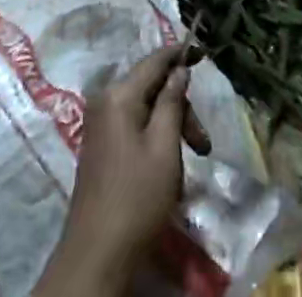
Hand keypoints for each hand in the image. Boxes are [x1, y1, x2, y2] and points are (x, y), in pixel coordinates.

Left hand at [36, 44, 209, 295]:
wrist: (99, 250)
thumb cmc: (137, 195)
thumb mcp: (164, 146)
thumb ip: (172, 102)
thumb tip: (179, 69)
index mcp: (118, 95)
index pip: (153, 61)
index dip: (178, 54)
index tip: (203, 51)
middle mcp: (104, 101)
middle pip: (150, 87)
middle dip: (180, 107)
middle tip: (202, 144)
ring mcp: (99, 123)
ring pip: (144, 107)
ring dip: (171, 125)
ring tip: (194, 158)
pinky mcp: (100, 143)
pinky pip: (133, 123)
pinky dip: (155, 134)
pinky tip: (169, 161)